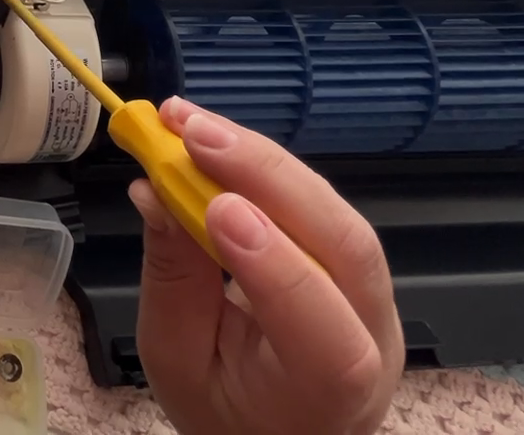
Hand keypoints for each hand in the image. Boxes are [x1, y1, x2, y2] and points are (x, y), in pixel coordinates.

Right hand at [133, 98, 400, 434]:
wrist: (276, 431)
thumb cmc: (220, 409)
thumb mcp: (173, 357)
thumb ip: (171, 277)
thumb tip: (152, 191)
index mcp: (326, 394)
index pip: (324, 334)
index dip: (275, 264)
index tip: (215, 207)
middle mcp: (371, 339)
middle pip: (342, 245)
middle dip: (262, 174)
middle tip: (185, 129)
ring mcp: (371, 294)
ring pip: (332, 209)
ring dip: (255, 155)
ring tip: (182, 120)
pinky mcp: (352, 261)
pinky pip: (314, 200)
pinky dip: (259, 161)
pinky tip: (210, 137)